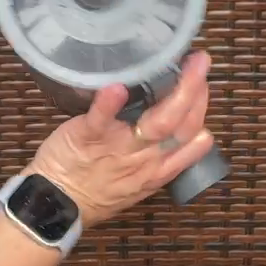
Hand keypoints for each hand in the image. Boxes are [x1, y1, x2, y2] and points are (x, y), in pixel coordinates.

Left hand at [26, 51, 215, 226]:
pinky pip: (100, 120)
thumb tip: (181, 130)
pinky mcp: (87, 138)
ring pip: (155, 123)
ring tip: (183, 65)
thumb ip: (160, 156)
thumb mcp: (139, 182)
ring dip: (174, 93)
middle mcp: (144, 158)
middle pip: (179, 126)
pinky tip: (117, 87)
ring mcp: (117, 148)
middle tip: (201, 61)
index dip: (202, 110)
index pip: (191, 138)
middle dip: (196, 93)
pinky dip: (109, 104)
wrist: (58, 203)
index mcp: (158, 167)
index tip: (207, 84)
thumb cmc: (96, 191)